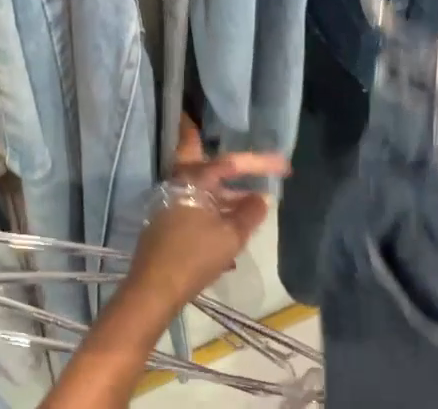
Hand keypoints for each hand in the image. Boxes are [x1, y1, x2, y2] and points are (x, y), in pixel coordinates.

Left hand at [125, 115, 290, 309]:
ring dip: (226, 195)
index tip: (284, 165)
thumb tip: (261, 198)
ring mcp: (170, 202)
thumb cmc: (193, 256)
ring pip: (202, 188)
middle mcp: (179, 182)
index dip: (260, 162)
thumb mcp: (230, 237)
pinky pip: (196, 207)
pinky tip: (231, 234)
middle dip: (221, 154)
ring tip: (252, 208)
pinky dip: (215, 212)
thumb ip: (249, 214)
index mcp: (195, 179)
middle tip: (240, 149)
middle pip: (201, 157)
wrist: (153, 289)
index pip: (231, 162)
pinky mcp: (167, 222)